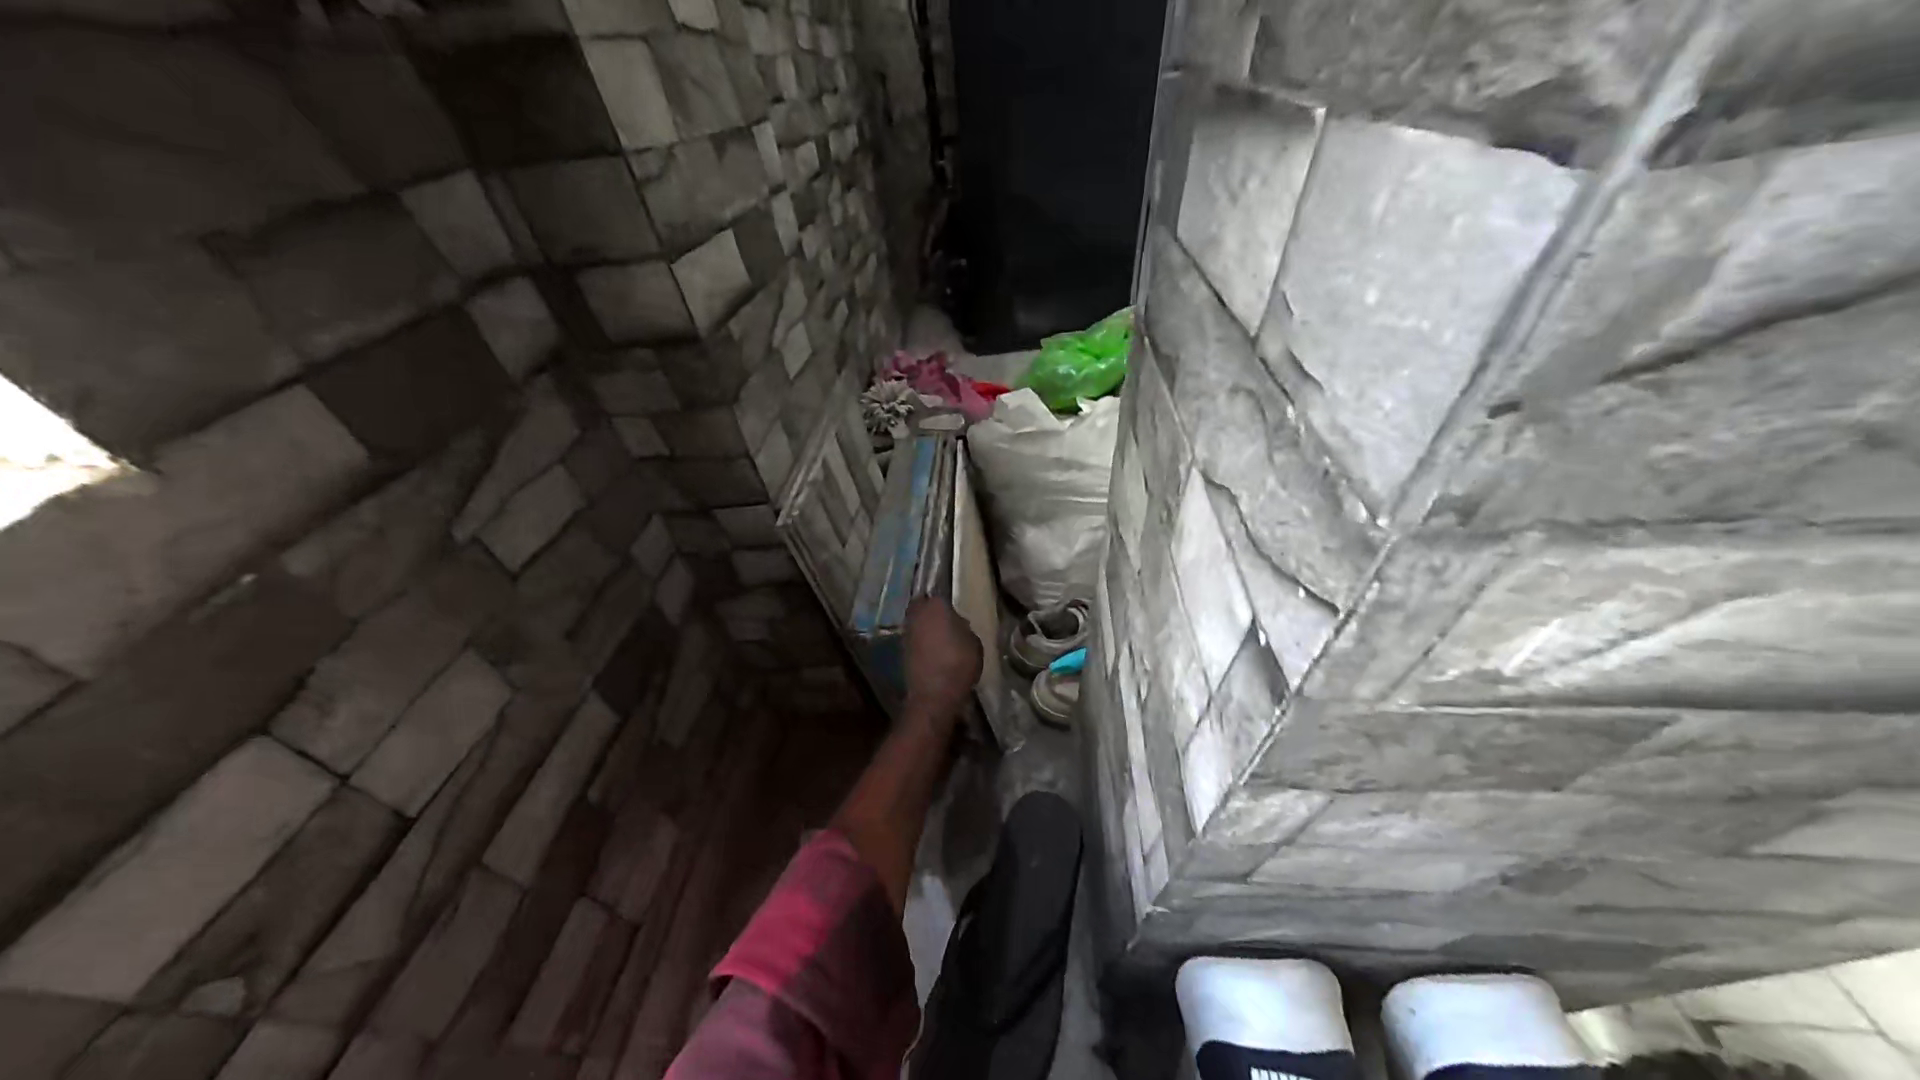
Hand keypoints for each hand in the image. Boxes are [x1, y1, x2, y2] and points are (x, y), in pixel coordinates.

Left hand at [903, 596, 983, 723]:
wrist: (934, 693)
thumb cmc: (959, 662)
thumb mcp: (974, 642)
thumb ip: (964, 628)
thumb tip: (957, 625)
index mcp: (936, 605)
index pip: (941, 596)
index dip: (949, 606)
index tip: (956, 616)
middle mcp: (917, 613)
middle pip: (923, 606)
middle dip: (931, 612)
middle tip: (946, 623)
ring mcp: (907, 631)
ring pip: (917, 622)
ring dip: (925, 627)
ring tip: (940, 639)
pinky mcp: (901, 649)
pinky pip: (914, 639)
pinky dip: (921, 642)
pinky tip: (932, 652)